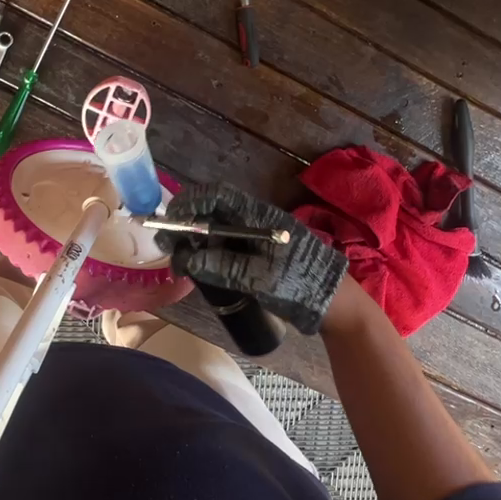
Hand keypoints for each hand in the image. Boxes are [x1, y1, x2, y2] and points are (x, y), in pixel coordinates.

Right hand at [157, 184, 346, 334]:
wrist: (333, 303)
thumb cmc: (301, 283)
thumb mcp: (261, 278)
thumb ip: (224, 267)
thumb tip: (187, 260)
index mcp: (258, 216)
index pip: (218, 195)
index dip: (190, 202)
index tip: (168, 220)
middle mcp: (254, 221)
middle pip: (213, 212)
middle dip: (186, 225)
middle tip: (167, 246)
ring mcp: (255, 238)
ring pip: (216, 230)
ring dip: (194, 241)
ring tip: (180, 264)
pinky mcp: (256, 255)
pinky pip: (225, 247)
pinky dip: (207, 254)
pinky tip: (197, 268)